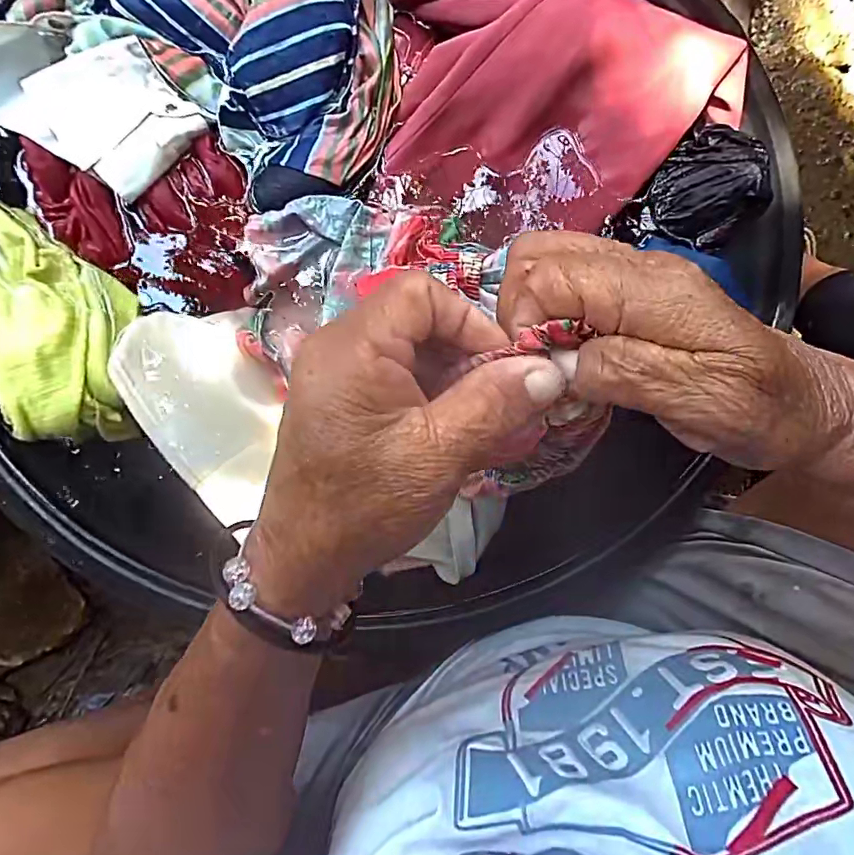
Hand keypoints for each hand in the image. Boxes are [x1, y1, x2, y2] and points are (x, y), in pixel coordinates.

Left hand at [250, 271, 568, 615]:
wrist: (304, 563)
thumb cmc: (367, 505)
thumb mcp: (440, 453)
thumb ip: (495, 404)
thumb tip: (549, 369)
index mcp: (354, 346)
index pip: (422, 292)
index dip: (470, 320)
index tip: (501, 366)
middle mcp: (340, 345)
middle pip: (420, 317)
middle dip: (469, 352)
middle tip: (500, 396)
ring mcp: (341, 371)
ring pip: (415, 346)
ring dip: (457, 375)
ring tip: (484, 417)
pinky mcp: (347, 396)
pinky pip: (400, 372)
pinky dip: (436, 391)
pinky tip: (457, 428)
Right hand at [496, 233, 838, 470]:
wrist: (805, 402)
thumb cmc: (760, 408)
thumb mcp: (698, 401)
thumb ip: (623, 373)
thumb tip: (555, 363)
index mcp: (653, 288)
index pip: (549, 274)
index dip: (525, 322)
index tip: (537, 373)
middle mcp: (640, 266)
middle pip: (540, 252)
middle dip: (519, 309)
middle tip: (538, 366)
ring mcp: (638, 275)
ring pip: (551, 262)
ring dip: (535, 311)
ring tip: (552, 363)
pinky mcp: (637, 293)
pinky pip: (574, 284)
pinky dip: (554, 315)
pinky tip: (572, 355)